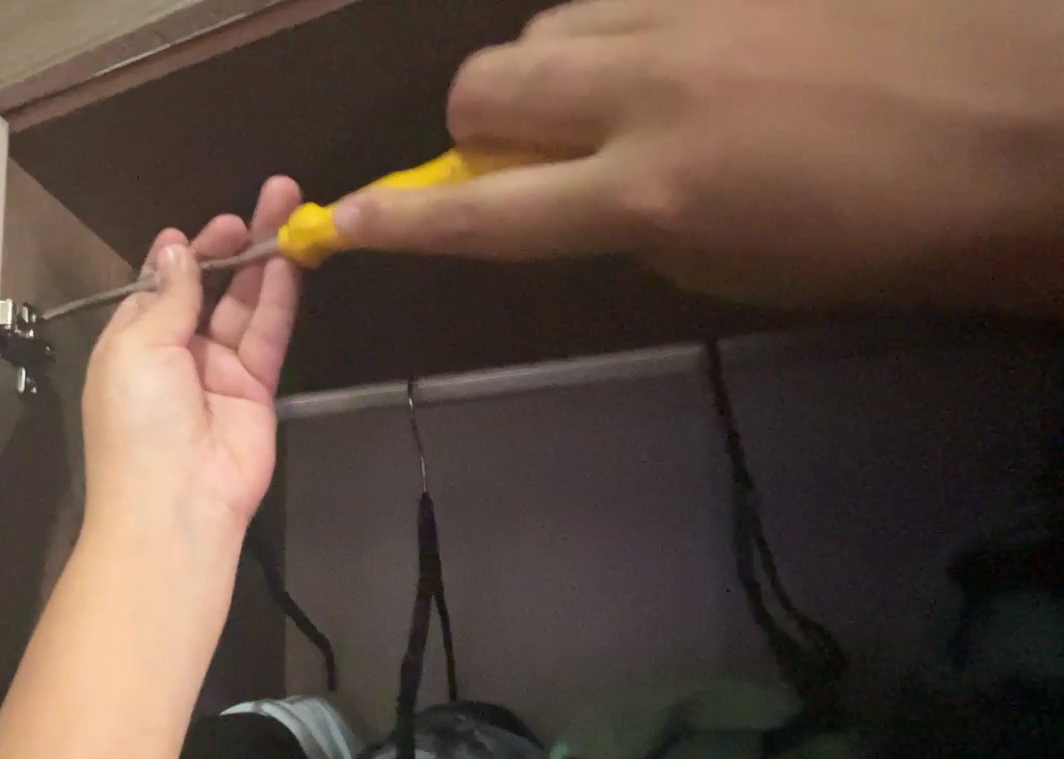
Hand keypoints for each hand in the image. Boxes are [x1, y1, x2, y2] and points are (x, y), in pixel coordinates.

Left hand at [81, 177, 302, 553]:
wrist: (176, 504)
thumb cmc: (138, 422)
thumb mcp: (136, 348)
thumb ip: (165, 297)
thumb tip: (173, 249)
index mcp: (130, 346)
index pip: (157, 289)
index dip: (180, 257)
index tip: (202, 227)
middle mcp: (173, 356)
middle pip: (206, 290)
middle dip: (229, 246)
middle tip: (262, 203)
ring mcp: (216, 373)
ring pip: (243, 306)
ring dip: (262, 260)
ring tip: (286, 207)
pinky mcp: (256, 389)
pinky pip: (267, 334)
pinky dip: (278, 296)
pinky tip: (290, 257)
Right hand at [333, 0, 1063, 310]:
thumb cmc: (880, 240)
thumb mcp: (714, 266)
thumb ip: (610, 224)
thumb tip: (561, 187)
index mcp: (645, 195)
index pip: (475, 212)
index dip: (398, 221)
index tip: (344, 223)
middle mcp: (654, 87)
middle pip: (487, 79)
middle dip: (478, 121)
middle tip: (525, 148)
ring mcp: (710, 6)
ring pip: (554, 18)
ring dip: (552, 66)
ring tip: (617, 91)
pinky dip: (632, 24)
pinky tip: (695, 45)